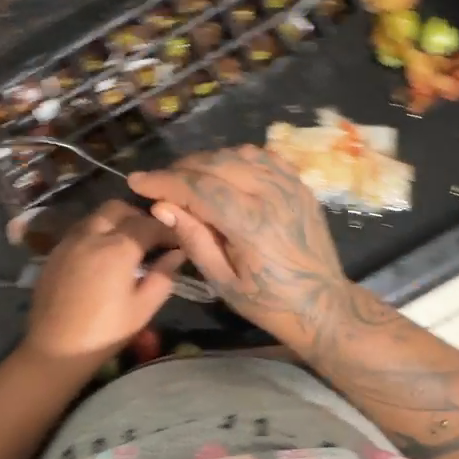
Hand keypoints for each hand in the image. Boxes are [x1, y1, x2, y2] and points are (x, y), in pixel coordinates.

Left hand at [22, 200, 184, 364]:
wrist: (56, 349)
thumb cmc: (105, 333)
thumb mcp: (143, 308)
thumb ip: (162, 276)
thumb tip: (176, 254)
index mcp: (117, 248)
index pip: (148, 224)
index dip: (166, 229)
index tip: (176, 240)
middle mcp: (91, 236)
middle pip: (117, 208)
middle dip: (137, 216)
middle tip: (150, 237)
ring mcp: (68, 242)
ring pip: (95, 216)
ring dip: (114, 222)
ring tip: (126, 244)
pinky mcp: (54, 253)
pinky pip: (79, 230)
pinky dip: (95, 232)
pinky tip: (101, 255)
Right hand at [127, 146, 351, 347]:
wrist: (321, 303)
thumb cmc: (267, 302)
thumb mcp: (222, 282)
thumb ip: (193, 240)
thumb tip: (161, 208)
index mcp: (250, 223)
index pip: (197, 188)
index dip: (163, 182)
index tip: (136, 182)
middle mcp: (271, 194)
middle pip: (215, 163)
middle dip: (180, 170)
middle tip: (159, 185)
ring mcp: (289, 184)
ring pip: (237, 154)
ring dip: (206, 162)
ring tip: (187, 180)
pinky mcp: (299, 184)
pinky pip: (262, 157)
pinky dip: (235, 159)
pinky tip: (222, 173)